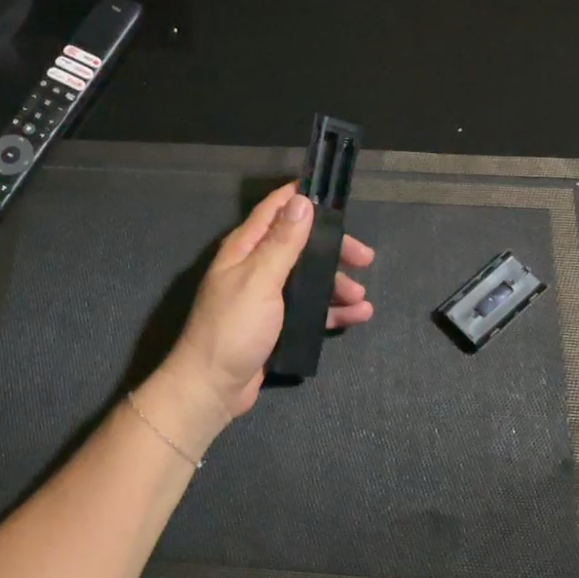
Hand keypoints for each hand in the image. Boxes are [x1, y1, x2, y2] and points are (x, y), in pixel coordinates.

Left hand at [154, 182, 374, 424]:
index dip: (301, 198)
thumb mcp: (260, 279)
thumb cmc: (234, 327)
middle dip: (333, 249)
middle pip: (300, 246)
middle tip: (365, 257)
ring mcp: (266, 298)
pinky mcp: (276, 325)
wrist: (214, 386)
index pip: (274, 210)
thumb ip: (282, 242)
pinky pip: (309, 310)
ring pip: (308, 280)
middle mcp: (255, 267)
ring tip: (362, 298)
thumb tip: (300, 202)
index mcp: (244, 249)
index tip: (333, 191)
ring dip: (336, 285)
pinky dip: (332, 311)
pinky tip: (356, 316)